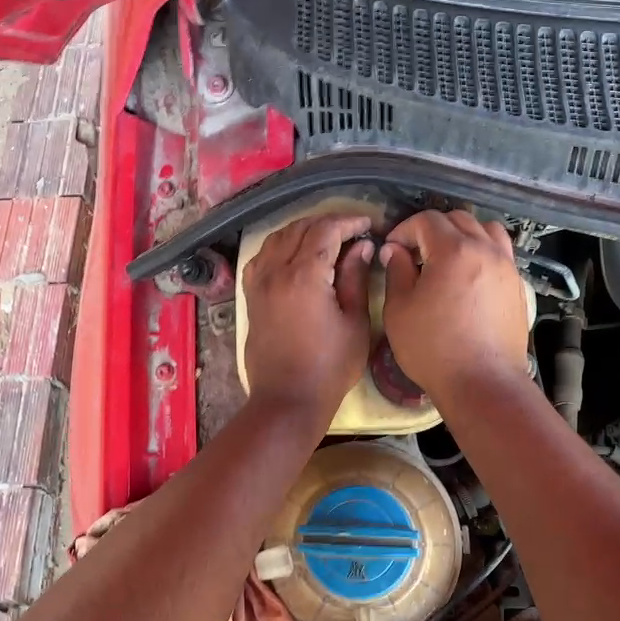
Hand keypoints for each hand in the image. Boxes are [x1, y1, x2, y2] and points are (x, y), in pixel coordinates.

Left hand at [242, 214, 374, 421]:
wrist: (288, 399)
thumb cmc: (330, 367)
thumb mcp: (355, 323)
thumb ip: (356, 278)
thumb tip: (360, 246)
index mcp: (304, 276)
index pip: (326, 230)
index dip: (348, 221)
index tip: (368, 224)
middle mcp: (276, 271)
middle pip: (300, 228)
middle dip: (327, 222)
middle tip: (352, 230)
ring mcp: (259, 283)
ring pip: (277, 238)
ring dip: (302, 231)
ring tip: (326, 238)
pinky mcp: (251, 296)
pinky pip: (262, 257)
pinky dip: (279, 247)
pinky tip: (294, 255)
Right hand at [380, 210, 528, 401]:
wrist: (483, 383)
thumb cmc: (433, 348)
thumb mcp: (399, 309)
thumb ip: (396, 271)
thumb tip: (396, 250)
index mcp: (454, 250)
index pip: (427, 220)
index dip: (405, 230)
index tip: (392, 249)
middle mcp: (486, 250)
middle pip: (459, 219)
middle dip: (432, 230)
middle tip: (415, 254)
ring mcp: (507, 267)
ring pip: (486, 231)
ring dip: (463, 236)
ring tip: (446, 259)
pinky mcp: (517, 287)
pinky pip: (500, 254)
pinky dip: (482, 254)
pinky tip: (468, 279)